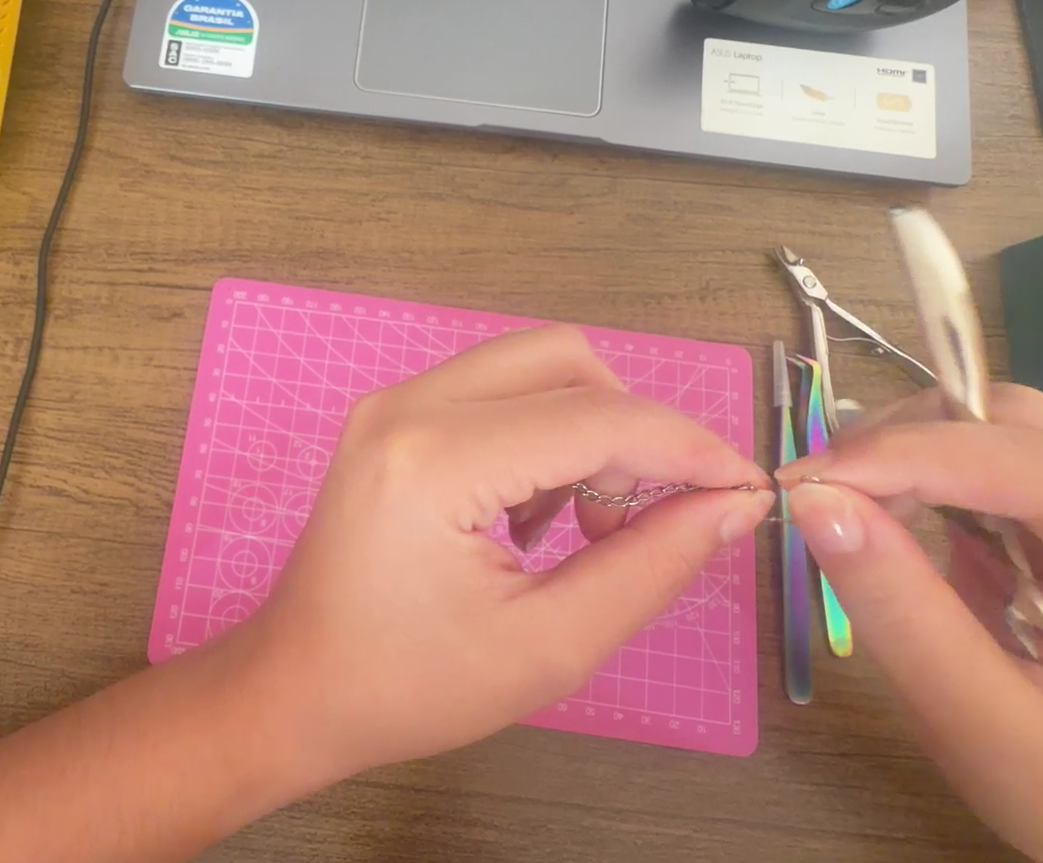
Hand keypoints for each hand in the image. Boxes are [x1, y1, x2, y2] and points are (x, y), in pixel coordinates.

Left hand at [236, 325, 772, 780]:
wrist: (298, 683)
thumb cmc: (410, 684)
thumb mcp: (546, 646)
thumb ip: (649, 566)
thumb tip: (729, 504)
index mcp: (436, 460)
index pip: (595, 418)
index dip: (687, 447)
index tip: (745, 489)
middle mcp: (407, 405)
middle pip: (561, 359)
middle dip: (629, 425)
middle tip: (643, 512)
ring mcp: (390, 402)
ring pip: (527, 366)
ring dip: (582, 427)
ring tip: (579, 525)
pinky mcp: (387, 416)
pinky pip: (489, 389)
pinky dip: (536, 432)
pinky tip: (528, 514)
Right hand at [782, 384, 1042, 862]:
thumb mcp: (991, 733)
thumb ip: (899, 611)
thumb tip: (811, 500)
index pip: (1040, 468)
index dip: (910, 456)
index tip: (802, 481)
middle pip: (1030, 428)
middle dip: (909, 440)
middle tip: (822, 488)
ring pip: (1015, 440)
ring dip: (917, 457)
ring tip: (850, 505)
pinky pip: (1009, 480)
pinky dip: (936, 487)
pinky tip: (902, 525)